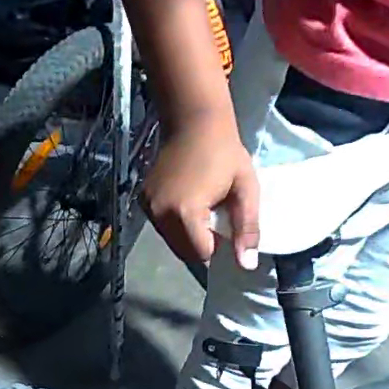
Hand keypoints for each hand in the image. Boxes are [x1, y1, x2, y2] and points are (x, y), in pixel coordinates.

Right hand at [143, 108, 259, 269]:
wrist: (193, 122)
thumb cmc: (224, 153)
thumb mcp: (245, 190)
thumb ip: (246, 229)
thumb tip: (246, 266)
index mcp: (185, 213)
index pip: (200, 253)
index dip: (217, 245)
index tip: (225, 224)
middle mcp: (160, 214)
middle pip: (183, 251)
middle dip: (200, 242)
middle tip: (214, 215)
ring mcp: (148, 207)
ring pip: (171, 241)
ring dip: (186, 234)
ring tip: (200, 208)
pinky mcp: (142, 200)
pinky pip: (161, 226)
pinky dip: (173, 223)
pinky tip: (185, 201)